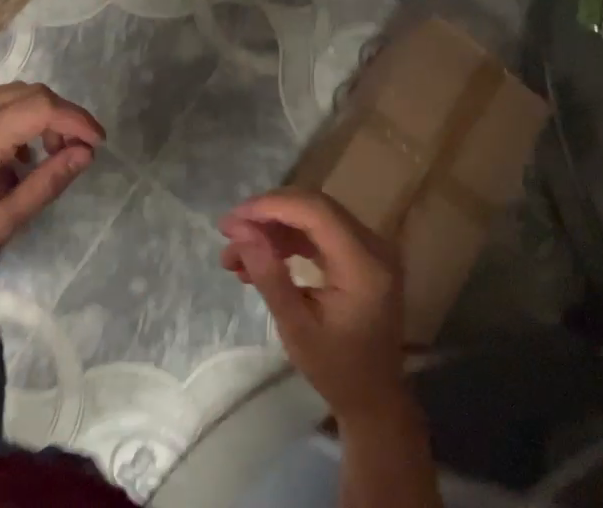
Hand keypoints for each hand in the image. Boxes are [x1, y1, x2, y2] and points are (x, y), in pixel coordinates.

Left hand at [0, 83, 103, 284]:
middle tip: (77, 151)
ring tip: (53, 153)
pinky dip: (19, 118)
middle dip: (62, 115)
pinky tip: (22, 155)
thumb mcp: (4, 219)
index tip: (98, 144)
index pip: (41, 107)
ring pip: (13, 94)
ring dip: (41, 115)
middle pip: (30, 92)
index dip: (77, 120)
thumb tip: (84, 154)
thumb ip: (47, 183)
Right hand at [219, 191, 408, 422]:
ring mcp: (370, 250)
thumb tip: (239, 230)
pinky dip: (286, 239)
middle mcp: (374, 248)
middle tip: (228, 232)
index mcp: (364, 266)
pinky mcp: (361, 256)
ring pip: (312, 216)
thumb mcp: (295, 326)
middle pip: (313, 206)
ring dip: (272, 228)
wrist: (374, 396)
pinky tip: (259, 259)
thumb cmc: (335, 367)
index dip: (269, 207)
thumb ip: (268, 274)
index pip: (315, 212)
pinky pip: (318, 232)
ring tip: (236, 254)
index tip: (231, 221)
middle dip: (266, 214)